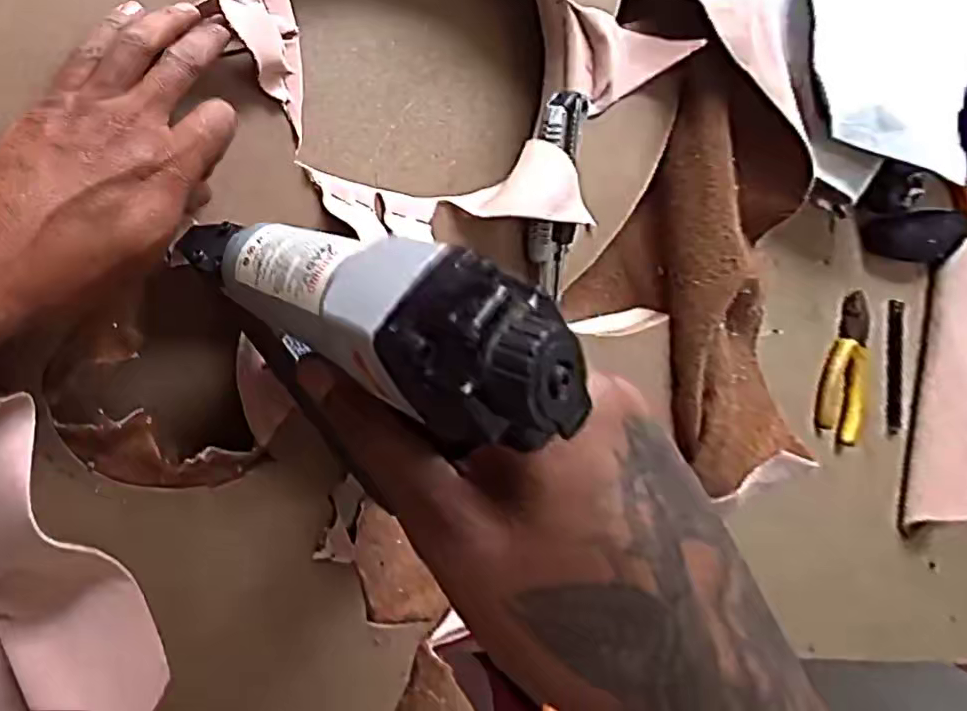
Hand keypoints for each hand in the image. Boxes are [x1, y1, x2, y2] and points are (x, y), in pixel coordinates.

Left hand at [0, 1, 236, 317]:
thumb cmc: (71, 271)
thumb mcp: (141, 258)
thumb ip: (174, 213)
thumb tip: (193, 188)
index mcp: (167, 168)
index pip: (216, 123)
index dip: (221, 121)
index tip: (214, 125)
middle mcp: (137, 124)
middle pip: (182, 65)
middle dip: (206, 42)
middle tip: (218, 29)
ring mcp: (94, 106)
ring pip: (137, 44)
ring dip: (165, 20)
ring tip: (182, 9)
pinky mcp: (55, 100)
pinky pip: (89, 52)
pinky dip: (112, 27)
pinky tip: (127, 13)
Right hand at [325, 372, 824, 710]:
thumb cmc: (572, 622)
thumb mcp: (447, 526)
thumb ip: (378, 438)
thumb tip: (316, 372)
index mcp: (562, 393)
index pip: (442, 344)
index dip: (383, 363)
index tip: (355, 393)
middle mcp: (607, 393)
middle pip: (477, 374)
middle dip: (433, 412)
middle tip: (422, 470)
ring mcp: (637, 428)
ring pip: (510, 404)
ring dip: (473, 437)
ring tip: (468, 499)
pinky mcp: (649, 461)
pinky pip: (550, 432)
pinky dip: (513, 456)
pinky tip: (517, 514)